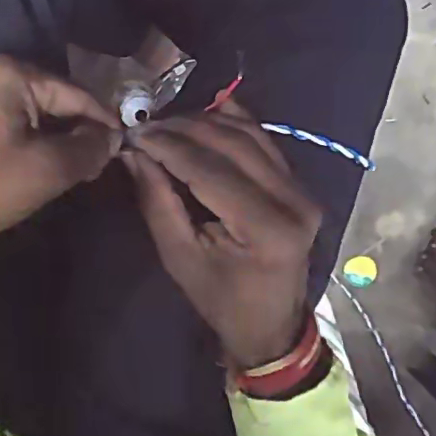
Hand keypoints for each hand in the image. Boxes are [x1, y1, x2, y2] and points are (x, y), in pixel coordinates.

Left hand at [0, 55, 121, 249]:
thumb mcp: (45, 169)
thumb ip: (88, 148)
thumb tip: (112, 138)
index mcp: (14, 74)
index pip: (78, 95)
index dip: (104, 124)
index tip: (123, 151)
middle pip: (57, 101)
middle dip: (81, 133)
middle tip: (99, 167)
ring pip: (36, 114)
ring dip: (58, 140)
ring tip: (78, 170)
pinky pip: (15, 122)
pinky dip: (34, 141)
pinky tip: (46, 164)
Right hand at [122, 104, 322, 367]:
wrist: (271, 324)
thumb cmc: (221, 299)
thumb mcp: (179, 257)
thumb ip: (157, 201)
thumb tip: (134, 152)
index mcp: (266, 228)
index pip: (210, 170)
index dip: (169, 146)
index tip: (134, 134)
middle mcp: (293, 200)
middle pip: (233, 144)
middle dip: (184, 129)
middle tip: (145, 126)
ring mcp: (302, 189)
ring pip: (250, 134)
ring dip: (205, 121)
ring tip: (167, 124)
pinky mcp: (299, 184)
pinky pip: (264, 140)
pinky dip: (234, 122)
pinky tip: (206, 111)